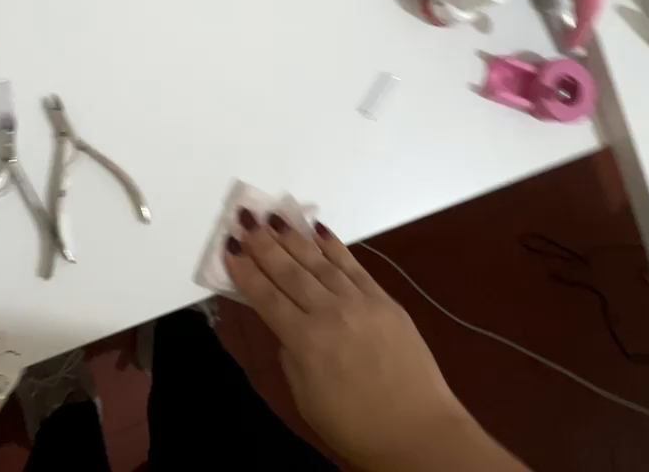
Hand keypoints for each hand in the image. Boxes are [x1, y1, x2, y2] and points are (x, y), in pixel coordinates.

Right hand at [223, 213, 523, 471]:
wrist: (418, 431)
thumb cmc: (356, 427)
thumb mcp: (307, 399)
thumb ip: (291, 355)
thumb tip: (285, 323)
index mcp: (305, 342)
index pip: (266, 297)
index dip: (245, 272)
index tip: (229, 248)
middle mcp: (329, 313)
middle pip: (289, 271)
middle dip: (264, 243)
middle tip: (245, 218)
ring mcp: (359, 301)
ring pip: (319, 261)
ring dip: (293, 236)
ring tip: (273, 216)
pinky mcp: (383, 298)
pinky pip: (353, 265)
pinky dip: (334, 246)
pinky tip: (318, 230)